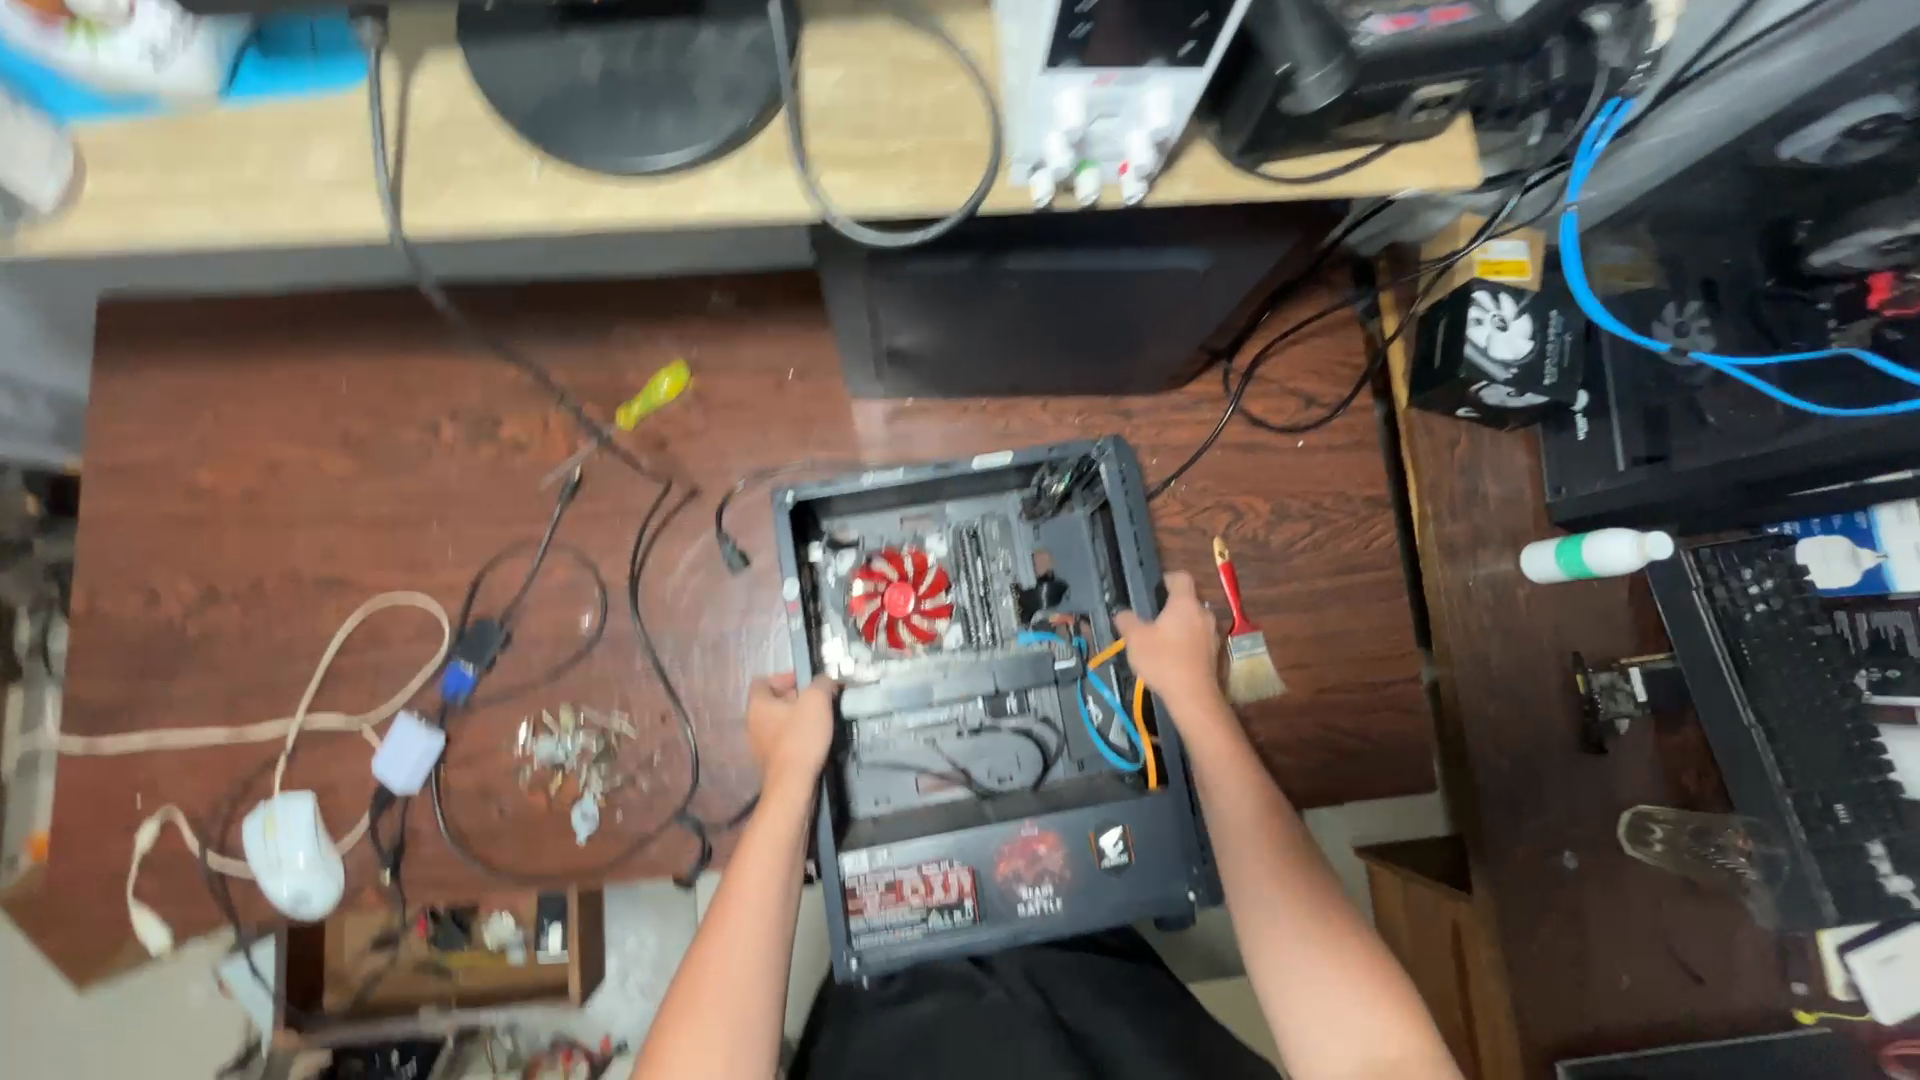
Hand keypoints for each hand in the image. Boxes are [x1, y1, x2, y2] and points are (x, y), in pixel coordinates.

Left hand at [746, 672, 838, 795]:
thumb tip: (825, 681)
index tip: (805, 682)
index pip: (762, 681)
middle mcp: (752, 722)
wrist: (793, 782)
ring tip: (818, 720)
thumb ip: (822, 683)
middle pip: (772, 702)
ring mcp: (758, 744)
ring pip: (777, 722)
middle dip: (794, 698)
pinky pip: (781, 740)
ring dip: (796, 718)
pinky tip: (813, 741)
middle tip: (817, 700)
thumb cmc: (801, 736)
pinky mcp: (769, 761)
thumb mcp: (817, 701)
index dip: (783, 677)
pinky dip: (795, 736)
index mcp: (758, 704)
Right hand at [1113, 572, 1222, 711]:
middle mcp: (1203, 613)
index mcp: (1185, 603)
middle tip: (1152, 619)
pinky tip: (1174, 658)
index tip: (1154, 589)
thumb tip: (1122, 612)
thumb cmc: (1163, 660)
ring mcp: (1213, 633)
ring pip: (1194, 621)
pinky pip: (1199, 639)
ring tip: (1161, 641)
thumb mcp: (1135, 639)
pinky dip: (1188, 643)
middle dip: (1171, 607)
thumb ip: (1126, 620)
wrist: (1193, 696)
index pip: (1181, 577)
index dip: (1167, 579)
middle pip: (1188, 601)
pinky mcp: (1216, 653)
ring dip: (1181, 626)